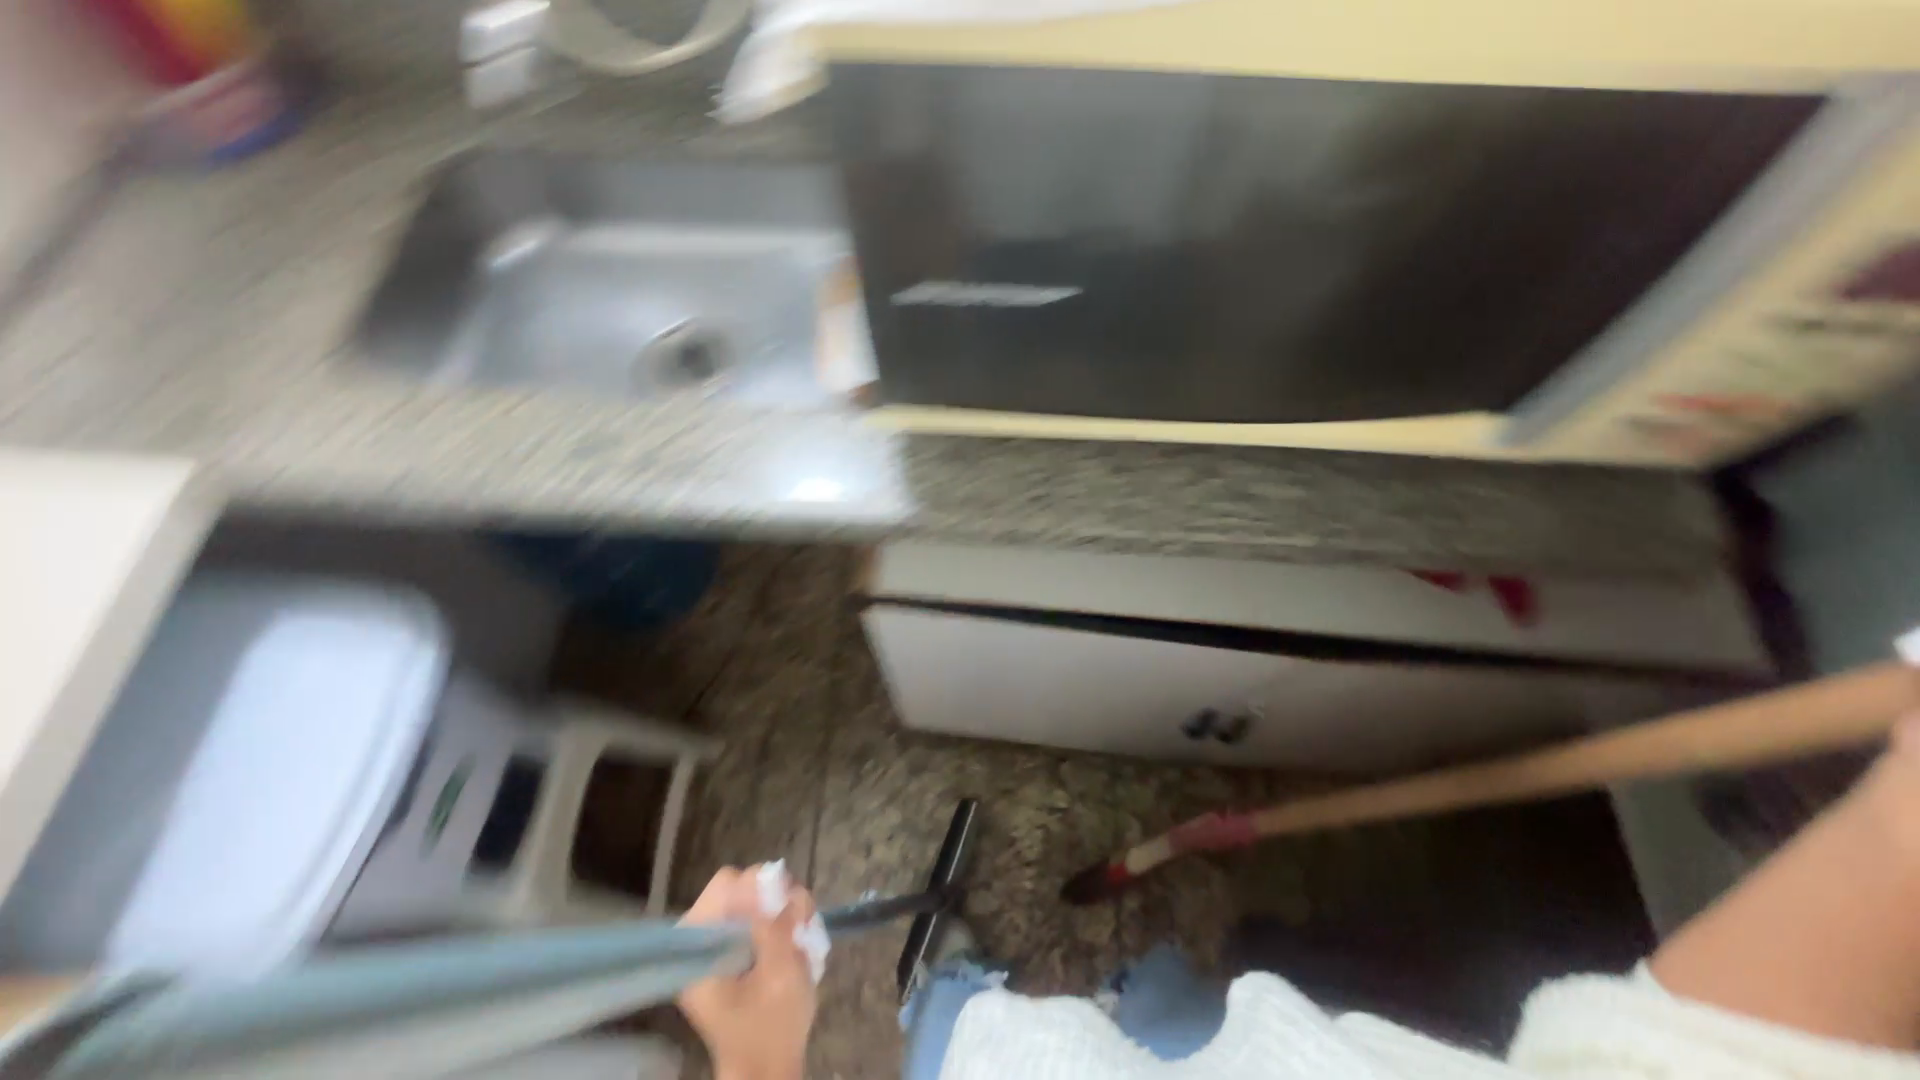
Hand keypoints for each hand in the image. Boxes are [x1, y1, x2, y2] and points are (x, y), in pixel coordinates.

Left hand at [677, 866, 817, 1079]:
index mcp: (698, 947)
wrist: (766, 1072)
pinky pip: (756, 918)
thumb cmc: (772, 1029)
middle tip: (798, 926)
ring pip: (753, 899)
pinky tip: (792, 947)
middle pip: (740, 887)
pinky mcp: (729, 952)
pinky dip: (778, 925)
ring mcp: (714, 945)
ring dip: (781, 913)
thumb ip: (775, 926)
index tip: (785, 914)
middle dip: (775, 900)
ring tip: (799, 940)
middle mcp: (698, 940)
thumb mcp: (781, 975)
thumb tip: (777, 884)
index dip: (760, 891)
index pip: (725, 886)